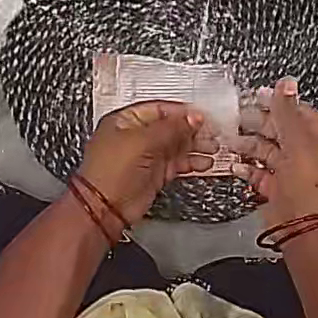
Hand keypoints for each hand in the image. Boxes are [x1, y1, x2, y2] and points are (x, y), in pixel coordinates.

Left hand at [77, 101, 215, 224]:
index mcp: (127, 121)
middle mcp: (137, 136)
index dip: (182, 112)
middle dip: (193, 130)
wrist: (105, 207)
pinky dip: (192, 162)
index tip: (201, 116)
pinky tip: (204, 162)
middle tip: (211, 133)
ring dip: (196, 146)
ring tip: (212, 148)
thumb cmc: (110, 173)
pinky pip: (178, 163)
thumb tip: (192, 118)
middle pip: (171, 127)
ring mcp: (146, 155)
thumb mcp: (142, 141)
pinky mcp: (155, 173)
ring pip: (177, 145)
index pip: (160, 109)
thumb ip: (171, 128)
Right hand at [229, 77, 317, 225]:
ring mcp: (289, 172)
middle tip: (235, 116)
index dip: (277, 102)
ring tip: (228, 138)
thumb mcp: (298, 141)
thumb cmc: (310, 186)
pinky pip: (258, 174)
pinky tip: (235, 164)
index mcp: (315, 138)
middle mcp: (303, 153)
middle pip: (278, 130)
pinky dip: (246, 168)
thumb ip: (288, 111)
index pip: (296, 112)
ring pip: (266, 151)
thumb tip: (286, 83)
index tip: (256, 96)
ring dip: (247, 144)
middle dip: (257, 122)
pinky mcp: (276, 190)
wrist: (306, 229)